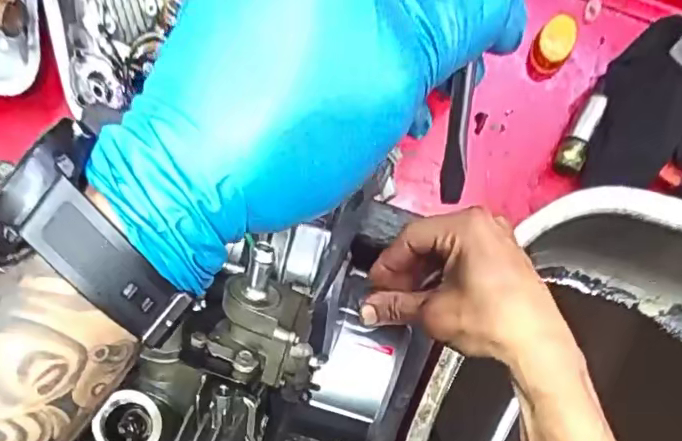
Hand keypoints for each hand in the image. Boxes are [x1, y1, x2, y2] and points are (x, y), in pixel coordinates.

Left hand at [86, 0, 526, 293]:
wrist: (188, 182)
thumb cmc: (266, 143)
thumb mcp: (384, 88)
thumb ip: (441, 37)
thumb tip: (483, 16)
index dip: (475, 14)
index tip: (493, 33)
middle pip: (396, 3)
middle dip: (429, 35)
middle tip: (442, 77)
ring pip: (365, 11)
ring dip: (393, 50)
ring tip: (398, 101)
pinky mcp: (252, 18)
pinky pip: (327, 24)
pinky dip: (354, 55)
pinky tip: (358, 93)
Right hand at [361, 208, 581, 380]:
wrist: (534, 341)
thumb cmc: (500, 319)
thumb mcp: (434, 313)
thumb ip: (397, 306)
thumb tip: (375, 307)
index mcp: (466, 225)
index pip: (409, 237)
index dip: (387, 265)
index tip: (375, 285)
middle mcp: (484, 226)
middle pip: (427, 242)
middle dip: (404, 273)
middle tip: (386, 296)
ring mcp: (496, 242)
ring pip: (444, 252)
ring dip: (422, 278)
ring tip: (407, 303)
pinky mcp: (502, 261)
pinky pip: (462, 261)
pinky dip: (443, 279)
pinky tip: (432, 301)